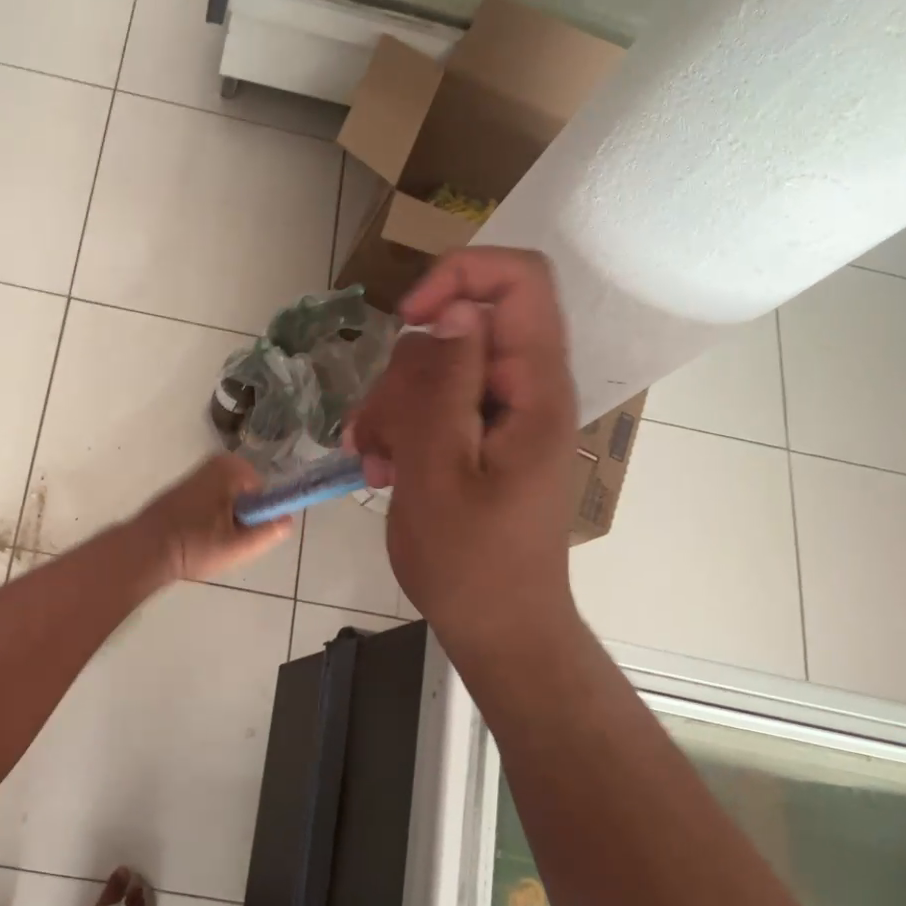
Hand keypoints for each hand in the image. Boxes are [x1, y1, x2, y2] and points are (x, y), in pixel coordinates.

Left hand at [127, 454, 291, 583]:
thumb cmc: (193, 547)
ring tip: (208, 542)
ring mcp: (195, 475)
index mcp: (230, 468)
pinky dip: (208, 519)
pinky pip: (210, 503)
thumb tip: (289, 520)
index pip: (264, 492)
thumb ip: (269, 532)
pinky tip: (195, 537)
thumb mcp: (238, 547)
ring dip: (224, 521)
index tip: (242, 535)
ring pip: (228, 501)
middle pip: (246, 495)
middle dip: (240, 518)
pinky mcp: (181, 490)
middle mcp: (212, 463)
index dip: (257, 516)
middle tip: (225, 541)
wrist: (143, 550)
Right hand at [347, 248, 579, 636]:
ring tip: (372, 463)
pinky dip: (400, 432)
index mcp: (533, 390)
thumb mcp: (439, 472)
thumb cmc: (469, 562)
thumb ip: (443, 386)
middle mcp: (525, 391)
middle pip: (458, 331)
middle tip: (372, 434)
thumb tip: (453, 312)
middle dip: (402, 374)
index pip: (518, 281)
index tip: (404, 321)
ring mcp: (503, 418)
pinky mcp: (481, 443)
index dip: (458, 277)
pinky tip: (381, 470)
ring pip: (435, 372)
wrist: (498, 628)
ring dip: (391, 409)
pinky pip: (434, 409)